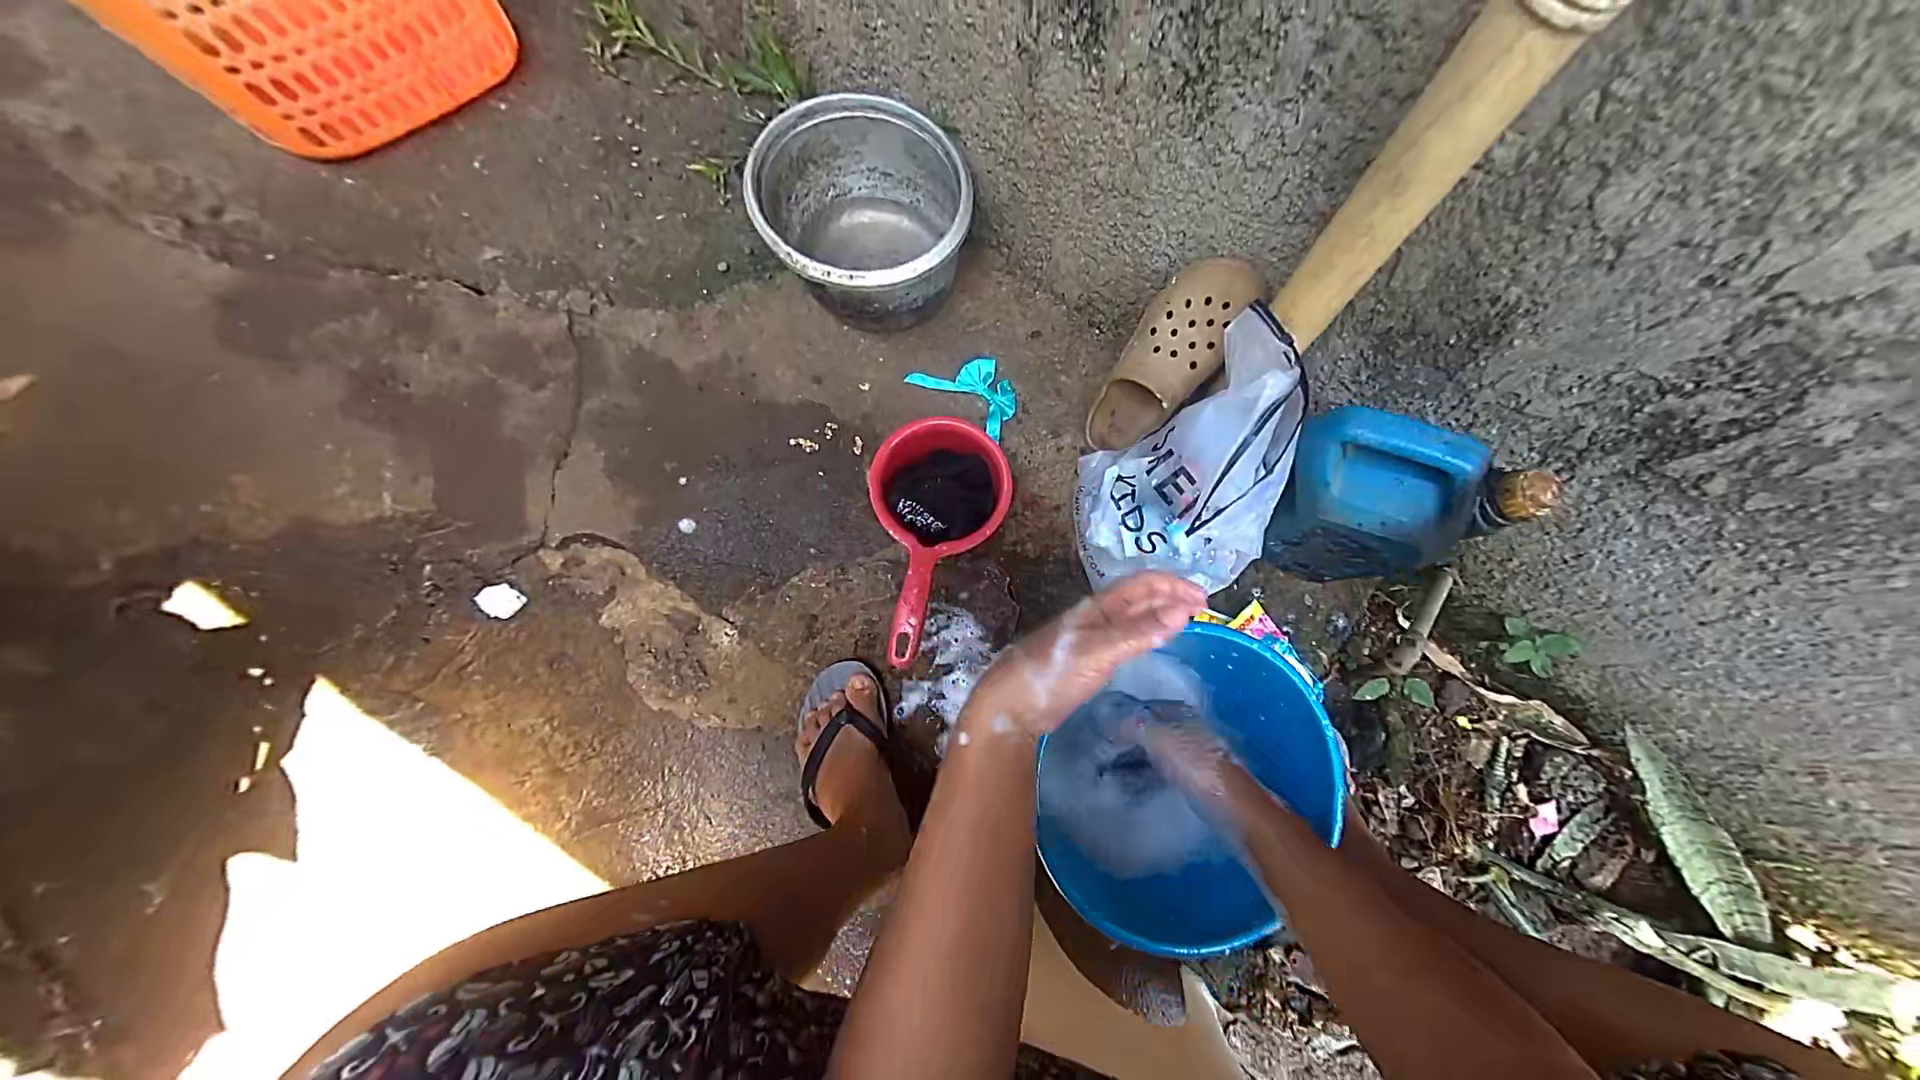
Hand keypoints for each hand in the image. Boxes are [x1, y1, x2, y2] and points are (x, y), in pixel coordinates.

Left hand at [959, 572, 1207, 739]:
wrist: (1013, 704)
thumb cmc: (1051, 673)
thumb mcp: (1098, 650)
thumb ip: (1138, 632)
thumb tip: (1183, 611)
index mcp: (1098, 607)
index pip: (1142, 583)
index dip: (1173, 585)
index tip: (1204, 598)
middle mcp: (1098, 616)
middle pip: (1140, 596)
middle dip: (1172, 596)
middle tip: (1204, 608)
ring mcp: (1094, 637)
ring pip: (1134, 615)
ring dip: (1162, 612)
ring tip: (1188, 619)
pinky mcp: (1092, 658)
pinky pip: (1127, 636)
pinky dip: (1149, 632)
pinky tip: (1156, 641)